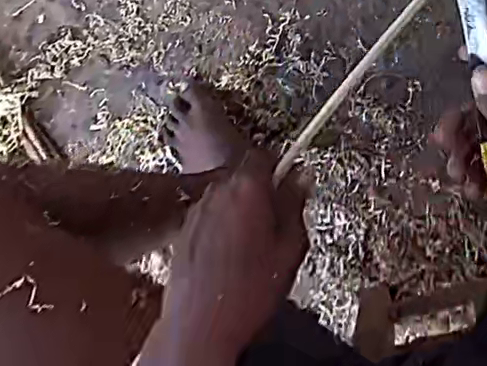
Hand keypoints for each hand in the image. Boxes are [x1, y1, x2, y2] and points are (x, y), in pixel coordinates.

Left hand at [143, 151, 307, 365]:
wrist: (198, 330)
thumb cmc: (245, 293)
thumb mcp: (289, 247)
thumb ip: (296, 203)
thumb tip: (303, 176)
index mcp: (248, 187)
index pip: (265, 154)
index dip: (279, 167)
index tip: (288, 183)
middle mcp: (219, 191)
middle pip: (245, 175)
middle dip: (260, 191)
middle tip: (273, 220)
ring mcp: (198, 211)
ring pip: (227, 196)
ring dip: (239, 208)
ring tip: (250, 245)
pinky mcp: (183, 232)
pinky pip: (210, 216)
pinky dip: (220, 227)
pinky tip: (228, 257)